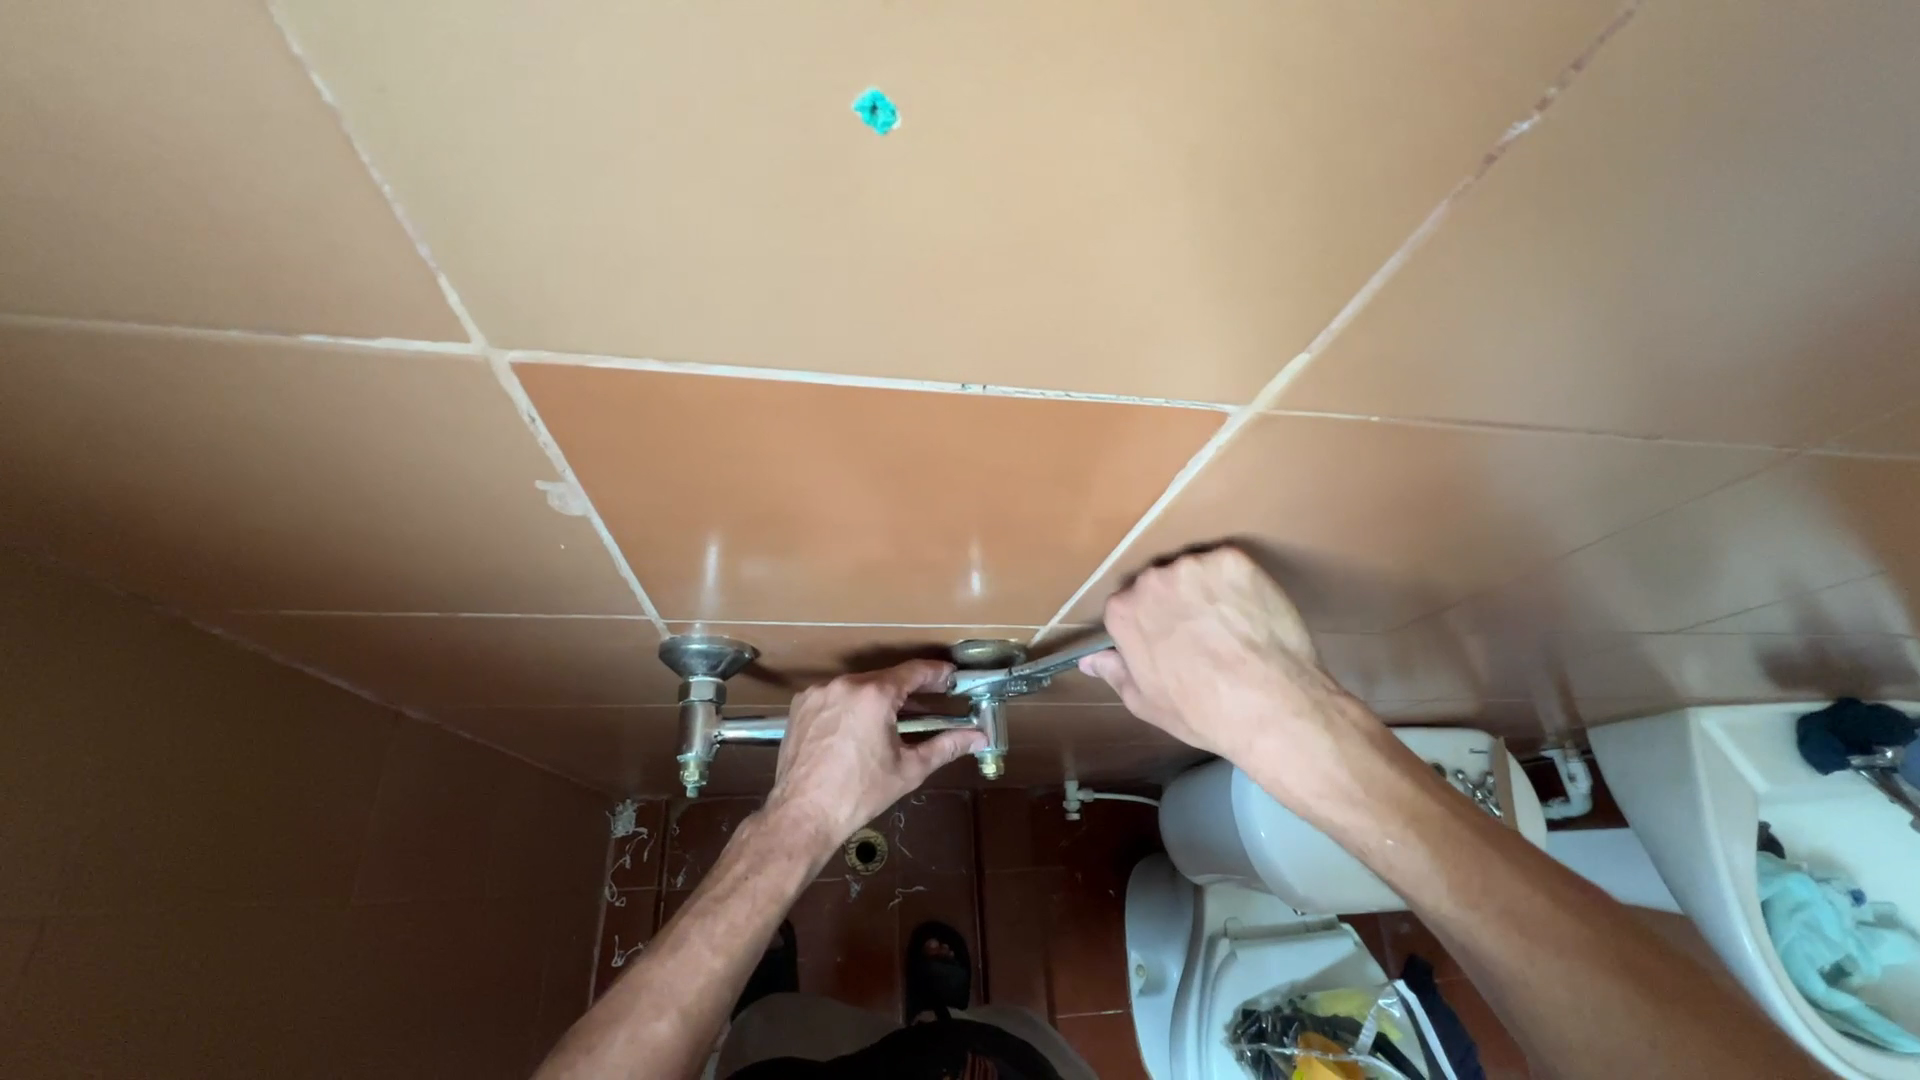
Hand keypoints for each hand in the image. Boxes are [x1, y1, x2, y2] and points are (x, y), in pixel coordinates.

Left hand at [765, 660, 986, 851]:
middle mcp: (845, 684)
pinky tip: (859, 728)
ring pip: (859, 687)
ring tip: (894, 719)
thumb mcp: (910, 769)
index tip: (952, 677)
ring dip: (878, 698)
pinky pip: (835, 696)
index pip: (914, 671)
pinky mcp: (801, 705)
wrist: (803, 814)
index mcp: (874, 695)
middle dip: (908, 690)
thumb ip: (947, 746)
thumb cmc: (860, 793)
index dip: (937, 673)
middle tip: (929, 701)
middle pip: (885, 679)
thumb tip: (980, 737)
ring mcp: (819, 693)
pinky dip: (851, 705)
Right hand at [1078, 545, 1386, 811]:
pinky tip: (1249, 614)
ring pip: (1194, 570)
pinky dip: (1238, 584)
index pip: (1127, 604)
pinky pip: (1228, 565)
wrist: (1270, 705)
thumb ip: (1114, 672)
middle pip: (1159, 582)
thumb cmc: (1203, 711)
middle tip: (1200, 634)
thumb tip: (1090, 660)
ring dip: (1205, 589)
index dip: (1149, 624)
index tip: (1166, 640)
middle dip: (1175, 602)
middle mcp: (1151, 580)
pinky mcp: (1232, 561)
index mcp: (1123, 612)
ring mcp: (1192, 566)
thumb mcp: (1145, 702)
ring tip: (1229, 625)